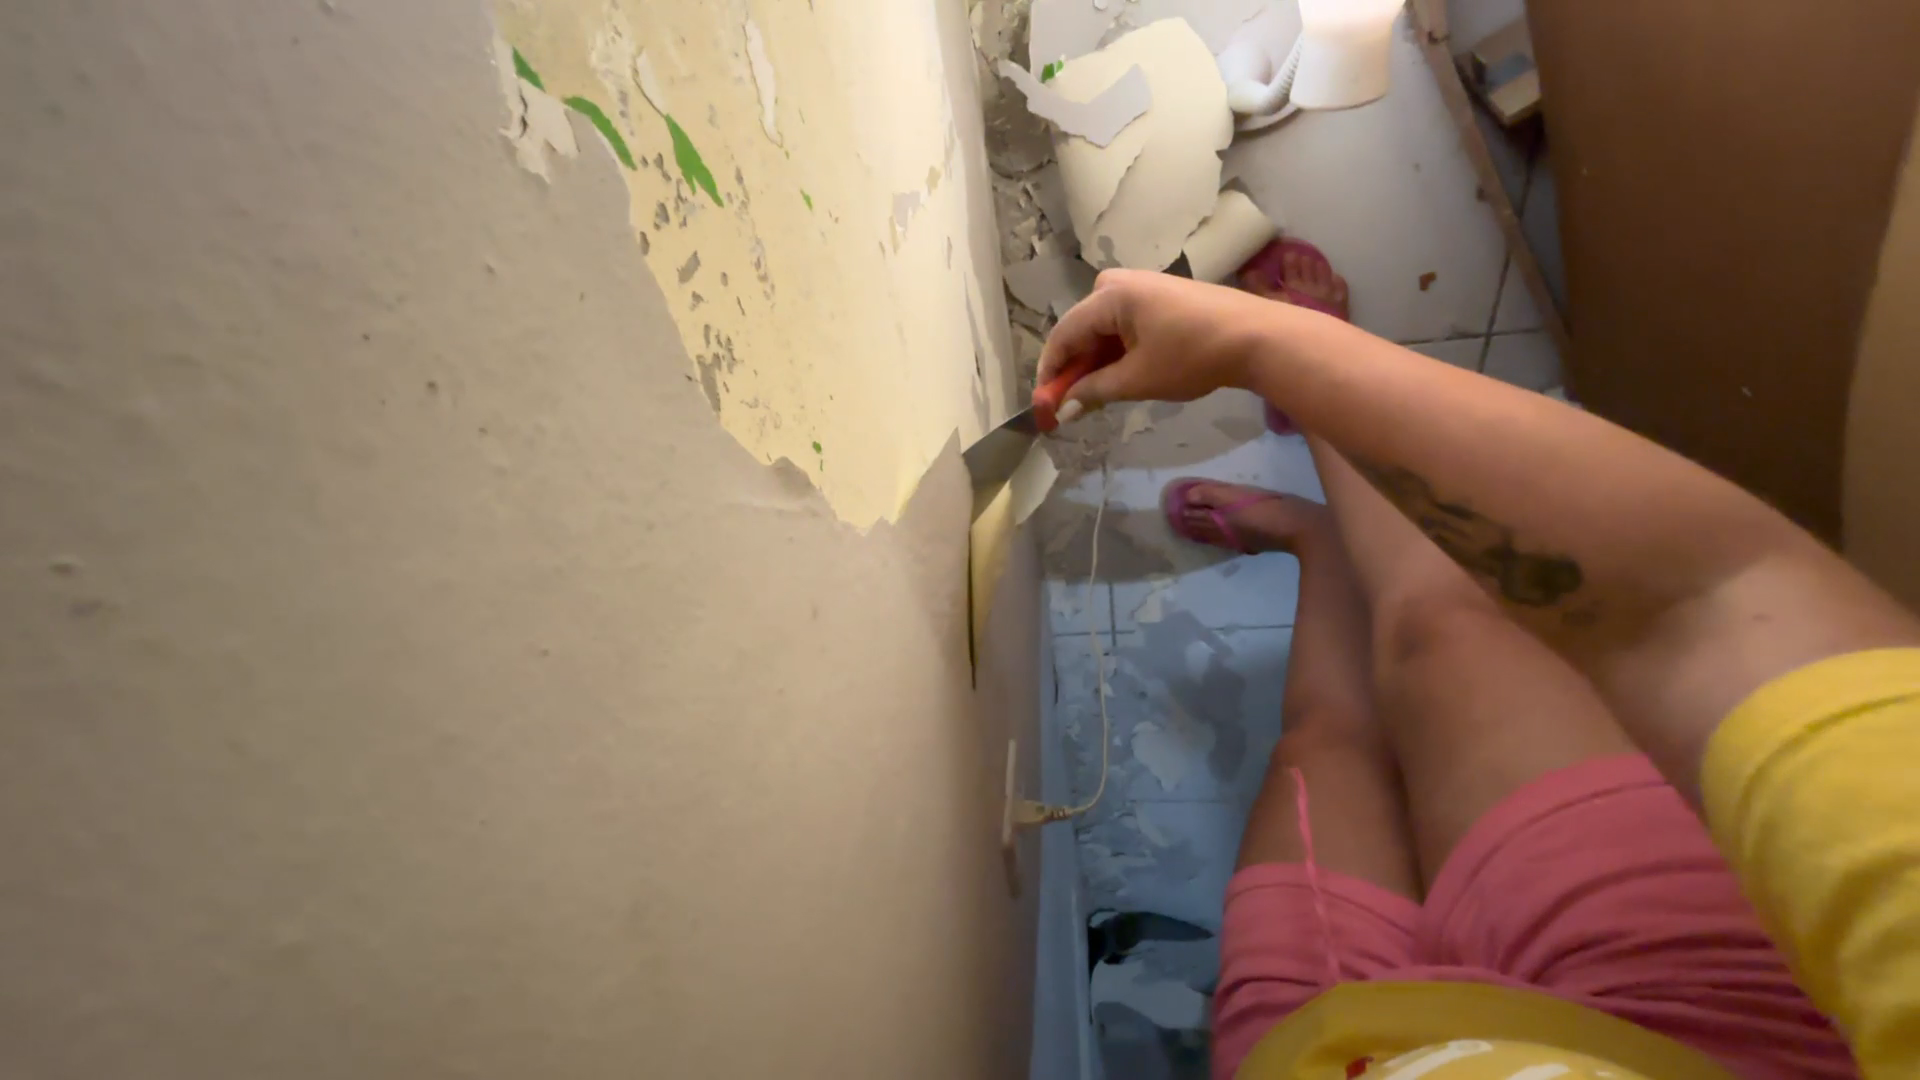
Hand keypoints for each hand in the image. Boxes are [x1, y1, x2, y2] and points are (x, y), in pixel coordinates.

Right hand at [1037, 269, 1285, 419]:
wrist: (1256, 337)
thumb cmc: (1192, 356)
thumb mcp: (1136, 380)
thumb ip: (1092, 390)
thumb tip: (1063, 406)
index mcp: (1108, 296)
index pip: (1062, 336)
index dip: (1049, 374)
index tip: (1044, 406)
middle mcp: (1116, 282)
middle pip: (1079, 330)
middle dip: (1072, 369)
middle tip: (1070, 405)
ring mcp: (1140, 285)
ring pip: (1100, 329)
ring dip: (1094, 362)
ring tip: (1095, 396)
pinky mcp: (1158, 295)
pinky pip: (1121, 324)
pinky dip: (1114, 351)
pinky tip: (1119, 375)